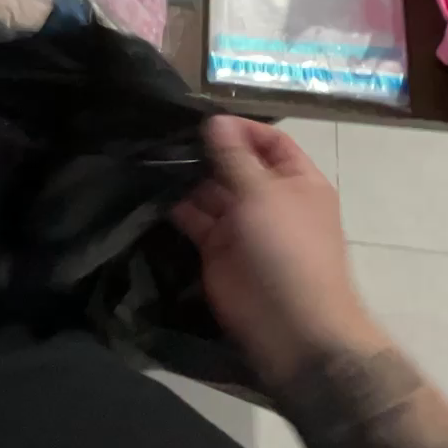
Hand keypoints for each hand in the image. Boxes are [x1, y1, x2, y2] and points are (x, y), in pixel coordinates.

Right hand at [174, 116, 379, 379]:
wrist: (290, 326)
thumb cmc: (287, 250)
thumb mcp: (263, 194)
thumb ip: (235, 157)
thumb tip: (215, 121)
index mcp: (296, 181)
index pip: (270, 141)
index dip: (241, 128)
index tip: (203, 120)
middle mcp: (269, 198)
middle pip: (235, 164)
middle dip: (206, 152)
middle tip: (165, 135)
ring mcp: (242, 224)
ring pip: (210, 191)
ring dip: (187, 177)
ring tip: (152, 157)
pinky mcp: (216, 247)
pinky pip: (194, 218)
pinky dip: (175, 206)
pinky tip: (151, 189)